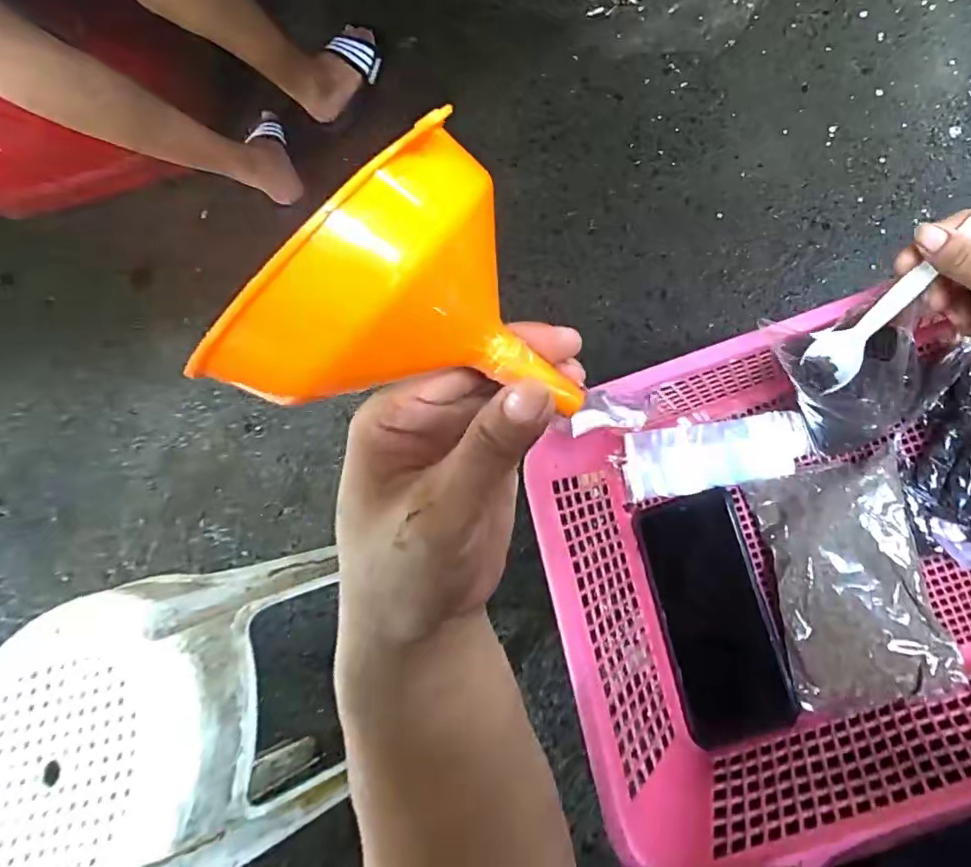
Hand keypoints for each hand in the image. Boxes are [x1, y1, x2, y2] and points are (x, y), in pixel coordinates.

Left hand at [335, 323, 584, 650]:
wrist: (419, 628)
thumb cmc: (406, 573)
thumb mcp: (445, 508)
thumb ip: (489, 447)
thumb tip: (536, 389)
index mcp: (392, 418)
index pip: (450, 366)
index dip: (502, 349)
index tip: (553, 343)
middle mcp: (423, 416)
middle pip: (481, 372)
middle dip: (527, 361)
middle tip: (574, 355)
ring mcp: (457, 434)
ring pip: (504, 393)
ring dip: (540, 382)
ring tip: (578, 379)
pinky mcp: (486, 453)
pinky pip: (518, 419)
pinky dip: (544, 409)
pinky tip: (568, 402)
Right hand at [894, 210, 970, 410]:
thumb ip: (969, 262)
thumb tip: (925, 234)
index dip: (938, 243)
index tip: (907, 266)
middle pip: (966, 255)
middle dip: (944, 276)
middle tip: (928, 300)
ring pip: (966, 284)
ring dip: (953, 300)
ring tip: (956, 319)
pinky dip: (965, 318)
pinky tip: (970, 330)